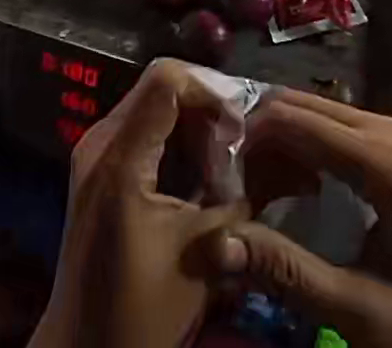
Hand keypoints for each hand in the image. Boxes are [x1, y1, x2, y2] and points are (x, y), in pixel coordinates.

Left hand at [29, 60, 248, 347]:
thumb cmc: (142, 310)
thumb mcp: (206, 250)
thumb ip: (249, 194)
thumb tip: (296, 159)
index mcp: (120, 157)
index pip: (167, 80)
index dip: (211, 91)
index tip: (244, 126)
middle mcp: (100, 139)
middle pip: (161, 85)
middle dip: (208, 106)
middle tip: (244, 144)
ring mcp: (95, 149)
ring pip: (155, 102)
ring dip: (195, 122)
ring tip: (228, 160)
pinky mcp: (99, 164)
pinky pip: (145, 125)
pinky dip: (178, 136)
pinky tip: (203, 170)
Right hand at [207, 92, 391, 347]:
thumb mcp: (372, 318)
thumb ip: (289, 274)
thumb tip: (214, 242)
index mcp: (379, 157)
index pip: (287, 117)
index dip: (240, 138)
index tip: (206, 174)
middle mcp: (385, 130)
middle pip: (298, 107)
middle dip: (255, 136)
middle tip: (220, 182)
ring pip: (316, 118)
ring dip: (278, 144)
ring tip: (247, 188)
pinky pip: (338, 135)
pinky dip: (305, 152)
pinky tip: (292, 191)